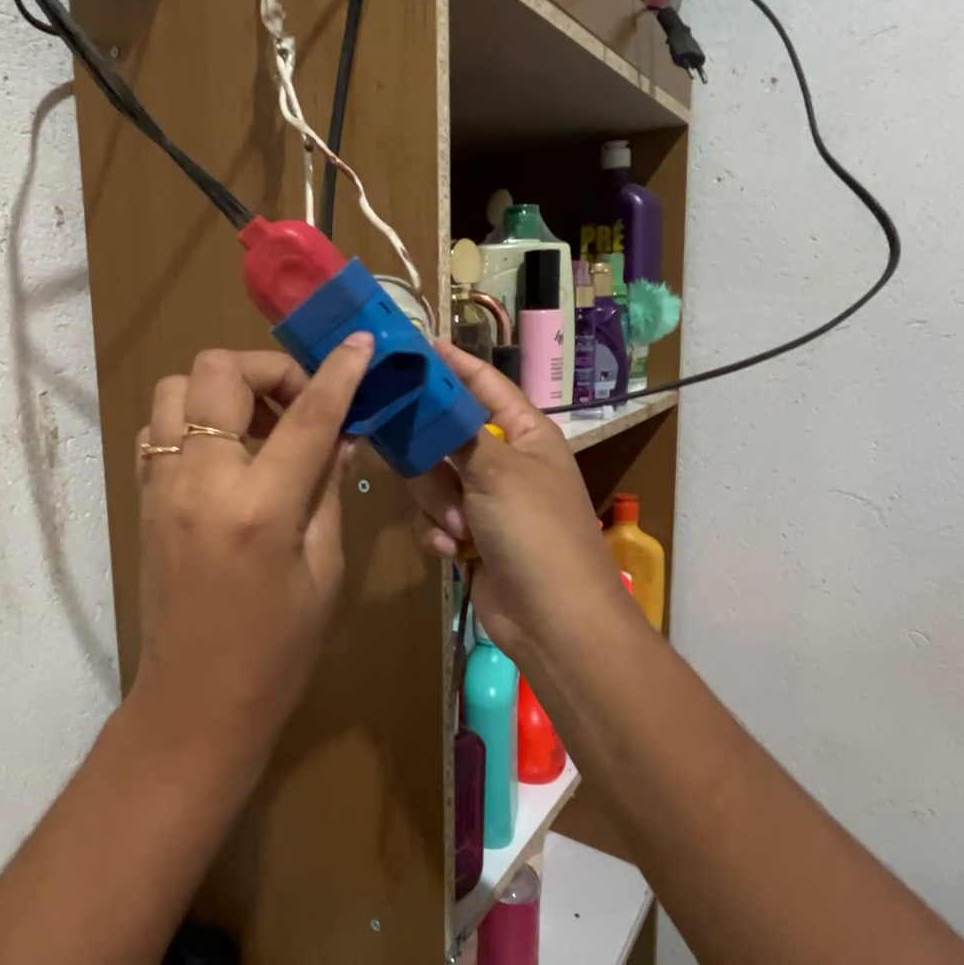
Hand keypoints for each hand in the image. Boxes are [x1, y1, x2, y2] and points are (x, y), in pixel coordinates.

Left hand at [131, 334, 374, 733]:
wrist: (196, 701)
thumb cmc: (277, 651)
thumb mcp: (323, 572)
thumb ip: (328, 493)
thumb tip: (340, 437)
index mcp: (258, 508)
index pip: (306, 417)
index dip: (337, 374)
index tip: (359, 346)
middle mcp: (200, 482)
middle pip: (217, 373)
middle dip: (266, 371)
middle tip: (299, 405)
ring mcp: (160, 487)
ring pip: (175, 389)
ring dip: (222, 391)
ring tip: (258, 428)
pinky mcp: (142, 500)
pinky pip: (158, 430)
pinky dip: (191, 422)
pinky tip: (223, 456)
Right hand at [409, 342, 625, 651]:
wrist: (552, 619)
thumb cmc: (536, 532)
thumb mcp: (497, 470)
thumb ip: (456, 430)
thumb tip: (429, 389)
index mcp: (526, 433)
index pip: (484, 384)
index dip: (451, 364)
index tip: (410, 345)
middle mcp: (505, 461)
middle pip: (444, 435)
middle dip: (434, 461)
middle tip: (426, 468)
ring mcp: (486, 501)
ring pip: (432, 480)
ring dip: (440, 506)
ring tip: (459, 529)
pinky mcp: (469, 537)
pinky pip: (433, 518)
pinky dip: (438, 534)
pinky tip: (452, 552)